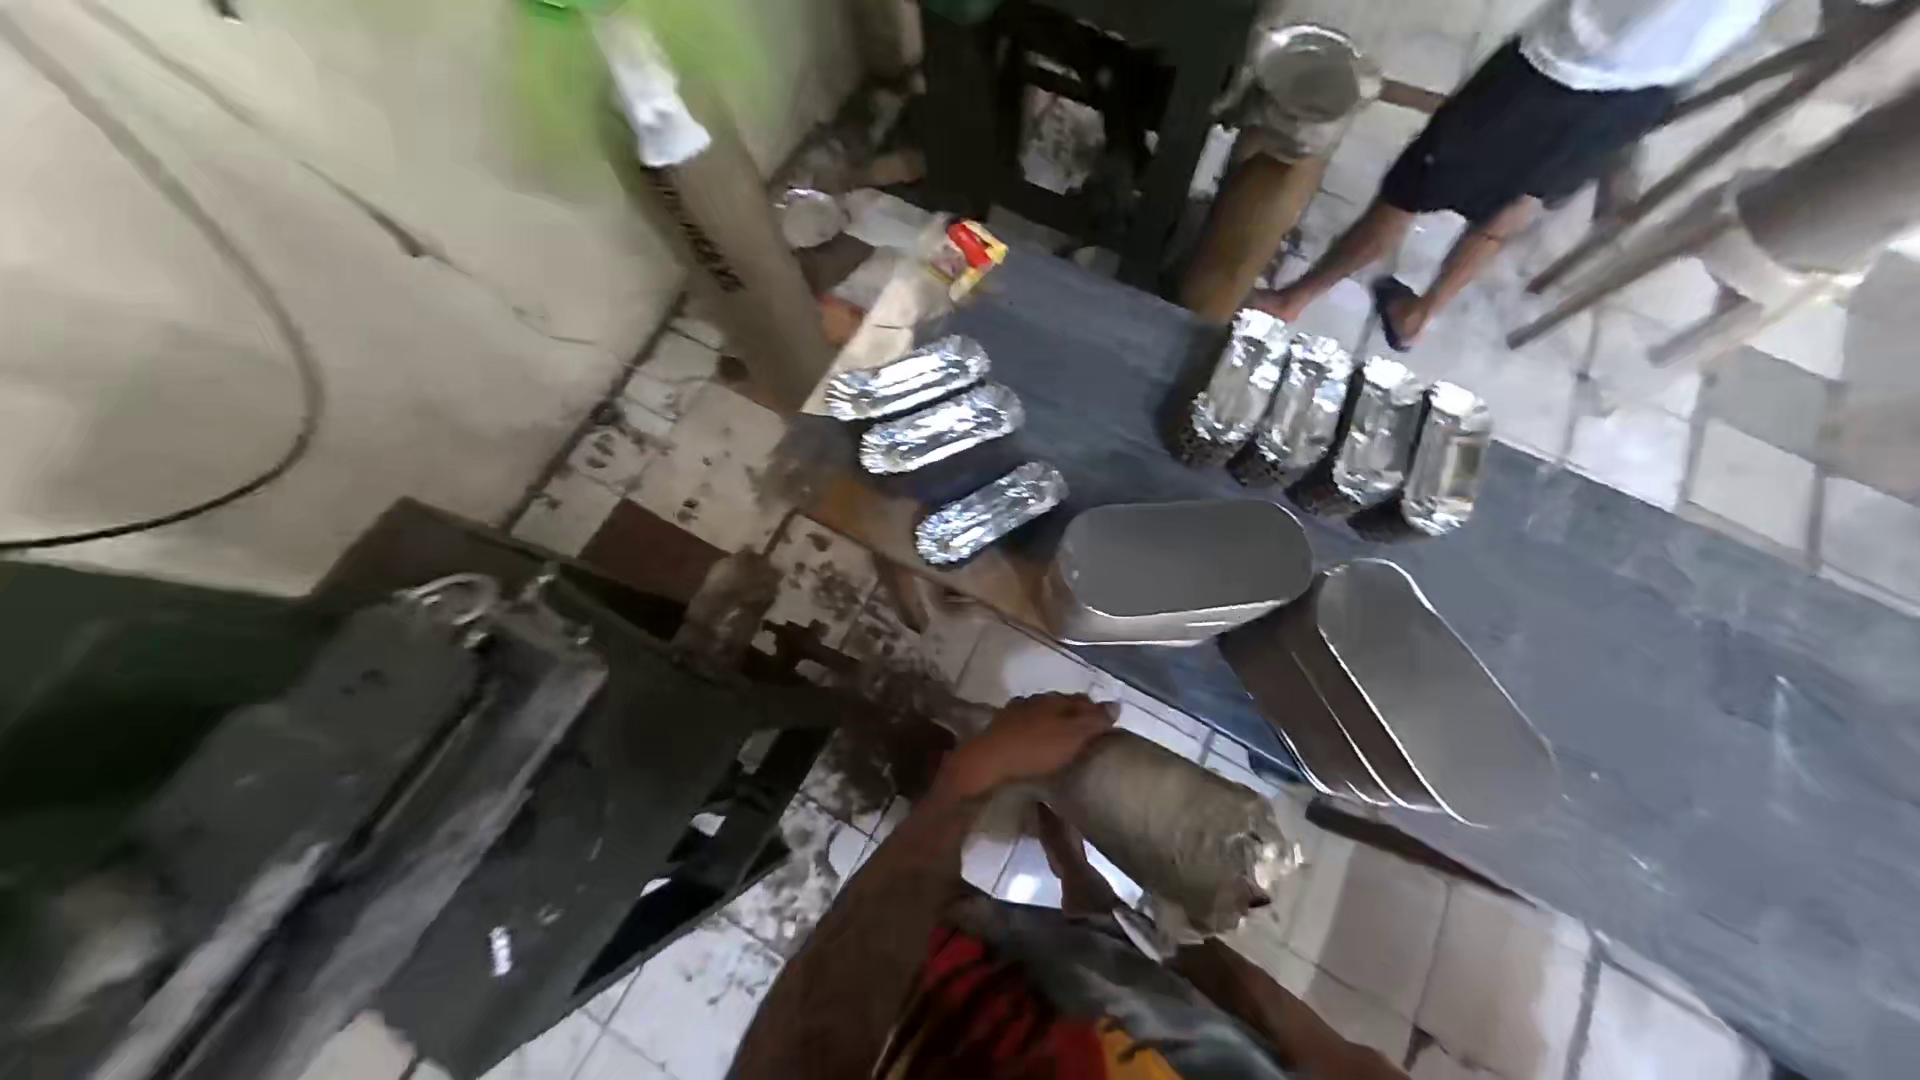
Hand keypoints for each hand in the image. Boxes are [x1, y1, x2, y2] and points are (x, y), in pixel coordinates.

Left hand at [931, 693, 1115, 802]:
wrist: (989, 760)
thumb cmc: (1035, 750)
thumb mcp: (1072, 737)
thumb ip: (1094, 721)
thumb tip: (1116, 704)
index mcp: (1056, 700)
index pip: (1083, 701)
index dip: (1096, 711)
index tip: (1105, 725)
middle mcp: (1037, 699)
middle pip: (1062, 703)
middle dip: (1075, 714)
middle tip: (1086, 733)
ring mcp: (1017, 710)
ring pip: (1042, 711)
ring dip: (1054, 720)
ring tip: (1063, 737)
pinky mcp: (1001, 725)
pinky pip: (1026, 722)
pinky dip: (1035, 728)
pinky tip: (1035, 738)